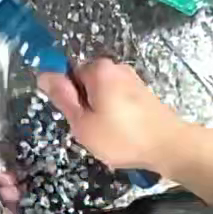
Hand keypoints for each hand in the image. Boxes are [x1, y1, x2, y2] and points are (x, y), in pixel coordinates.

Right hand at [38, 58, 195, 175]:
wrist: (169, 146)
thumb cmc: (122, 138)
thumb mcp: (83, 123)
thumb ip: (62, 97)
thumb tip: (43, 74)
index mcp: (98, 69)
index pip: (68, 76)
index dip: (69, 100)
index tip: (78, 120)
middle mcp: (116, 67)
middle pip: (86, 84)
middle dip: (86, 107)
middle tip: (93, 131)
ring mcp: (132, 79)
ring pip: (102, 96)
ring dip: (102, 114)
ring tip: (111, 135)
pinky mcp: (143, 93)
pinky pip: (118, 101)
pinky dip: (117, 116)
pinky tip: (124, 133)